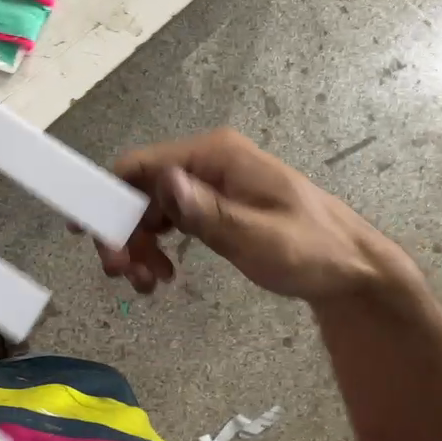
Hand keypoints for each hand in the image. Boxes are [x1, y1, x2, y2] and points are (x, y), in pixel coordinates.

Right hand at [97, 128, 411, 302]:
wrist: (355, 273)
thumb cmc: (314, 252)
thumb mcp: (260, 238)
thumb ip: (208, 212)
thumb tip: (164, 180)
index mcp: (215, 156)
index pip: (141, 165)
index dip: (106, 194)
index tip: (86, 233)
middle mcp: (206, 162)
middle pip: (139, 189)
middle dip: (123, 231)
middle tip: (121, 273)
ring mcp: (208, 183)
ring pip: (148, 209)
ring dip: (138, 246)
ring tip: (147, 285)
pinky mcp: (212, 205)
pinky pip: (168, 222)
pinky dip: (156, 248)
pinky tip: (163, 277)